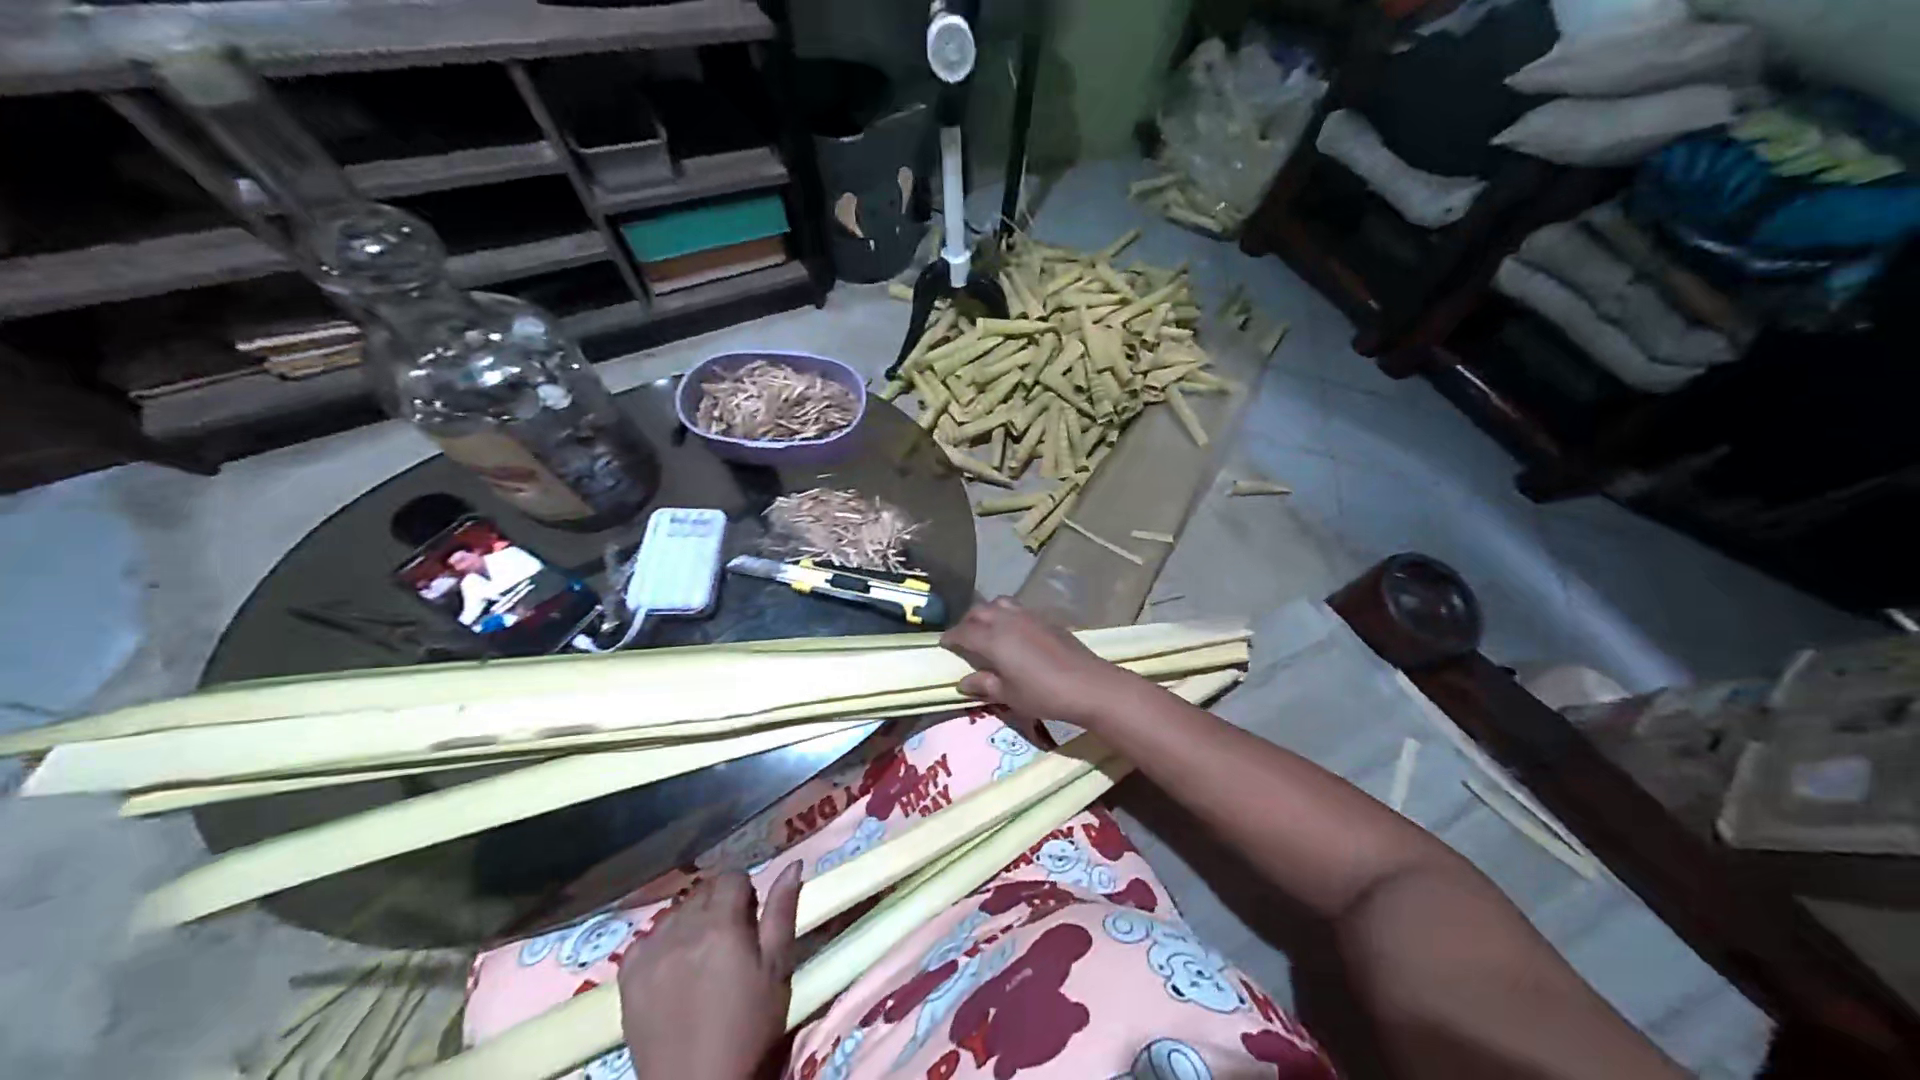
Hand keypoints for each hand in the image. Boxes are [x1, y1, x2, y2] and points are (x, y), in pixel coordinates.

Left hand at [619, 864, 802, 1079]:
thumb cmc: (749, 1029)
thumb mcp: (777, 969)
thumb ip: (782, 911)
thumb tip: (793, 864)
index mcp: (722, 924)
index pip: (732, 878)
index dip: (745, 893)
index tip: (750, 920)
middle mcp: (682, 928)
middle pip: (702, 892)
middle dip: (718, 905)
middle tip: (729, 941)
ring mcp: (650, 952)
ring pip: (675, 913)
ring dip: (690, 922)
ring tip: (701, 957)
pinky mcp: (628, 976)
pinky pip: (645, 939)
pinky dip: (660, 944)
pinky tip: (672, 969)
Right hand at [939, 598, 1144, 728]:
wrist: (1088, 684)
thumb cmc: (1044, 694)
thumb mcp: (1009, 695)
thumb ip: (984, 684)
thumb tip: (964, 681)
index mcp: (993, 638)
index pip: (963, 632)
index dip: (951, 637)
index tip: (943, 643)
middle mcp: (1007, 620)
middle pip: (979, 611)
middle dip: (967, 622)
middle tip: (963, 637)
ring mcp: (1029, 616)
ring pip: (999, 604)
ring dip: (987, 613)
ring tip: (986, 629)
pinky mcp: (1046, 619)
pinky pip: (1017, 609)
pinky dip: (1006, 615)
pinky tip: (1013, 632)